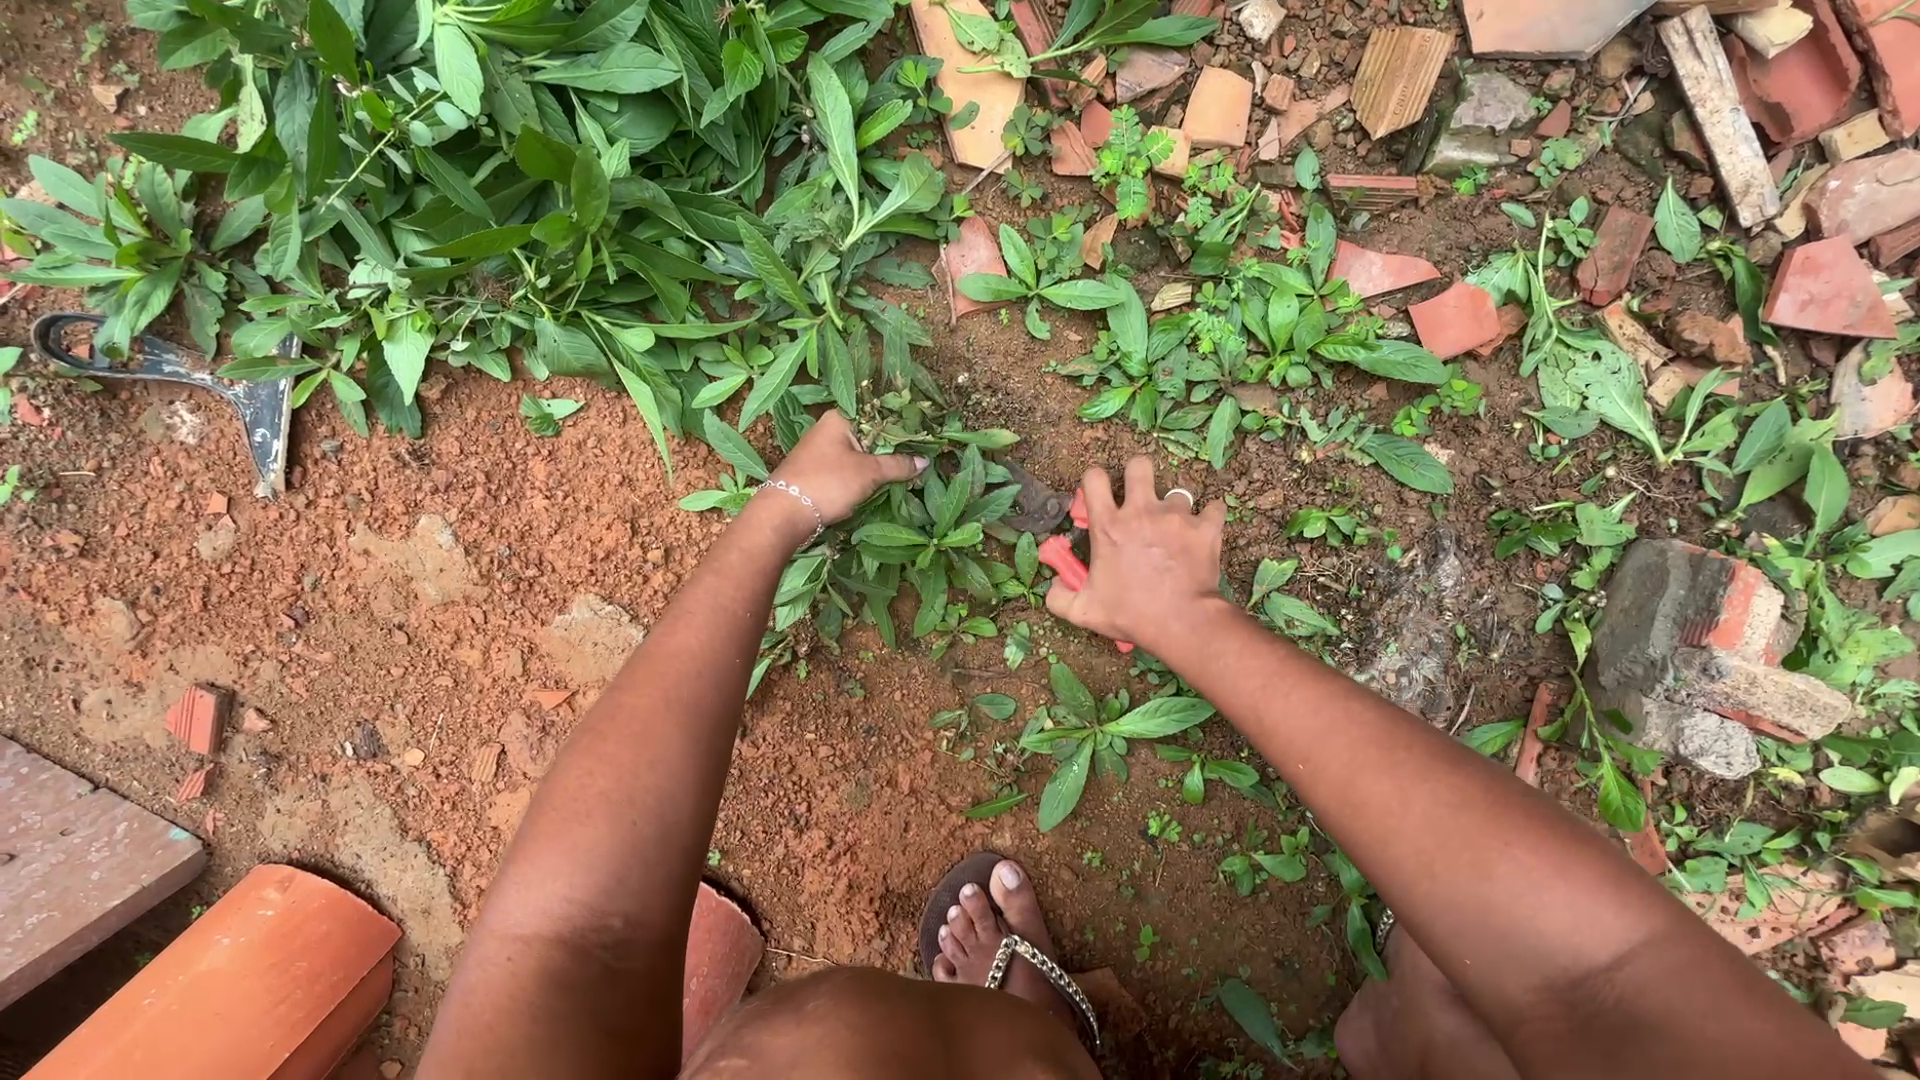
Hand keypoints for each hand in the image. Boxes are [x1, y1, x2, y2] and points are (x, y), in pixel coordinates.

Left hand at [759, 411, 925, 527]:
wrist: (784, 514)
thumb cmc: (827, 483)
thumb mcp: (869, 472)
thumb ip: (898, 464)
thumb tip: (924, 461)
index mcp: (840, 418)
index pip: (879, 413)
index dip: (903, 424)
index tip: (926, 435)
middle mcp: (830, 429)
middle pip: (871, 433)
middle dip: (894, 447)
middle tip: (922, 456)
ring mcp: (823, 451)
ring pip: (861, 453)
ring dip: (881, 463)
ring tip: (909, 470)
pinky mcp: (820, 472)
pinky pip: (851, 468)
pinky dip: (866, 475)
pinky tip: (883, 483)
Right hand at [1045, 457, 1228, 649]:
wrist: (1181, 622)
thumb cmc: (1130, 614)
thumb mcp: (1084, 612)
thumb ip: (1059, 597)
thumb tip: (1053, 585)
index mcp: (1108, 525)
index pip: (1093, 478)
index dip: (1094, 480)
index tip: (1100, 493)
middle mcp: (1141, 512)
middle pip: (1139, 465)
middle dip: (1138, 474)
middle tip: (1140, 494)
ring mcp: (1177, 517)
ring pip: (1178, 492)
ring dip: (1175, 508)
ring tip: (1174, 528)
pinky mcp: (1206, 528)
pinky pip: (1213, 509)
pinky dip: (1209, 518)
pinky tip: (1204, 530)